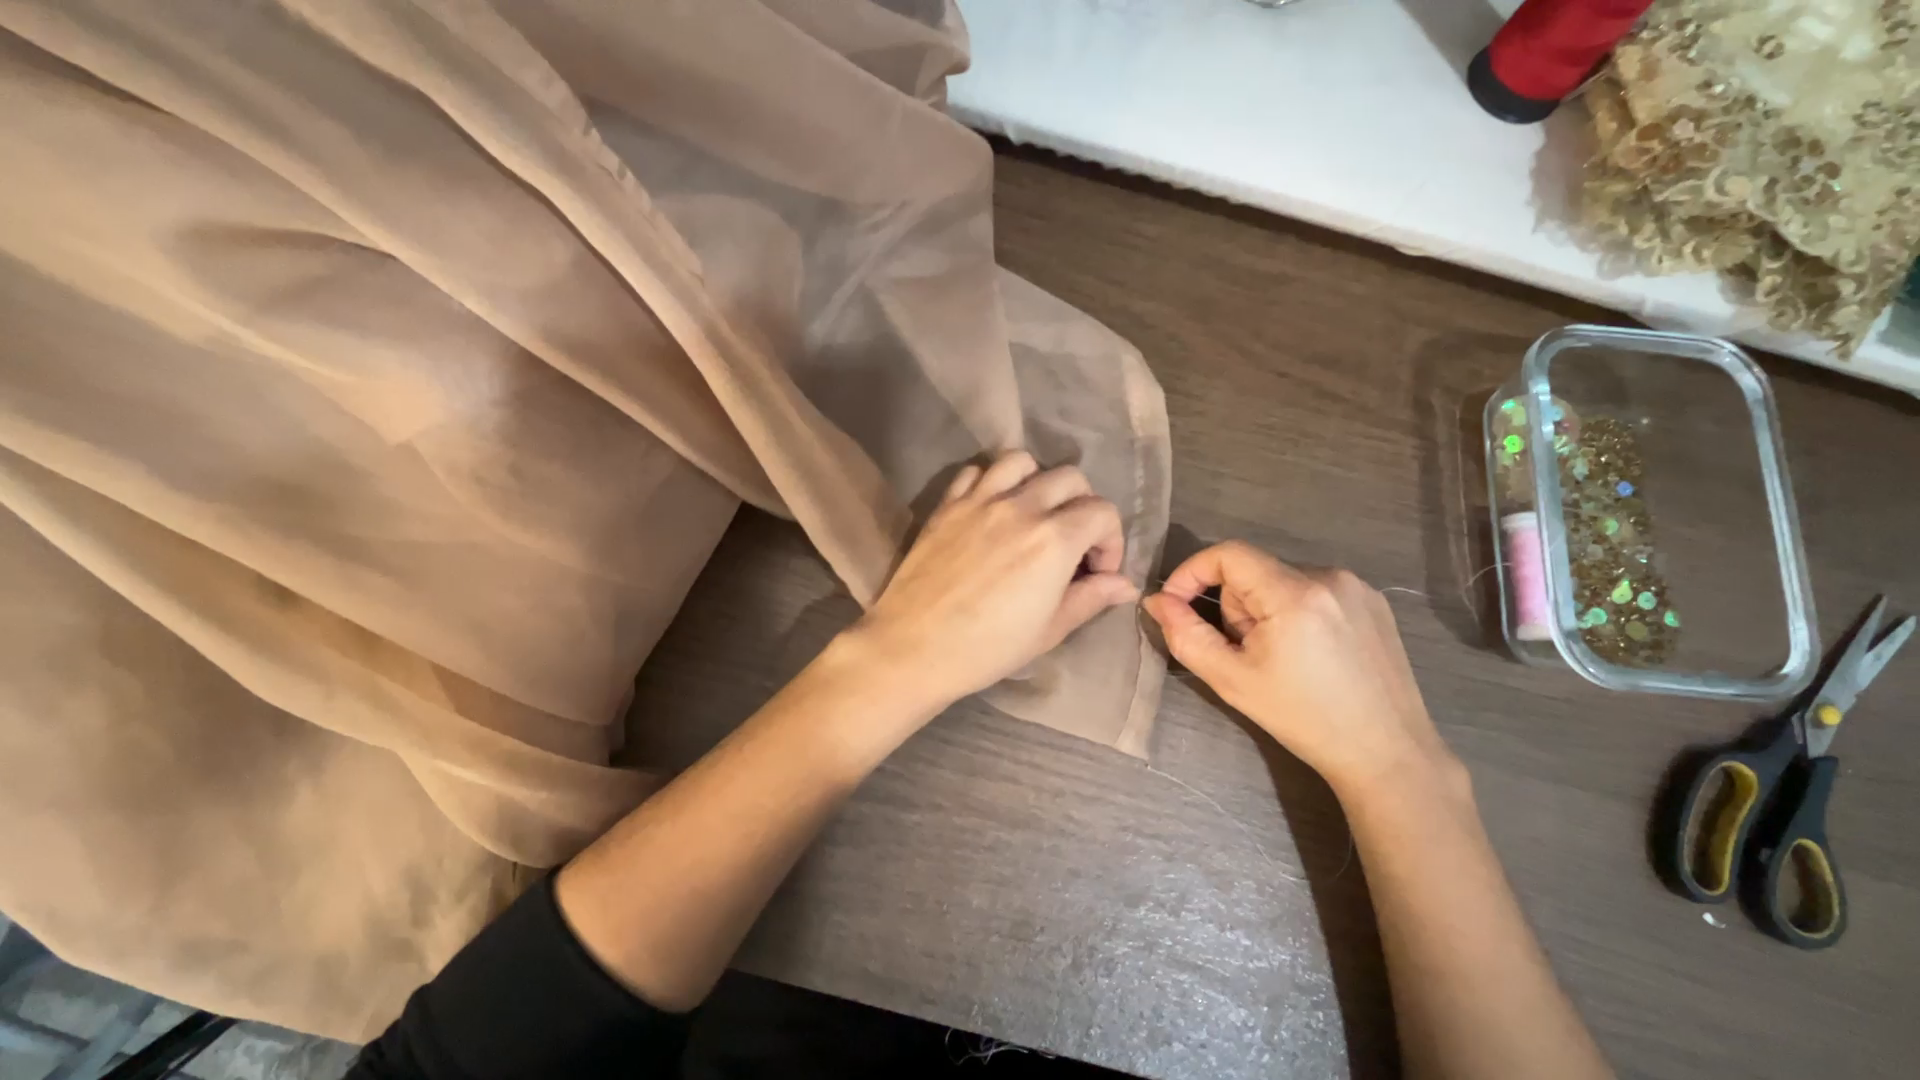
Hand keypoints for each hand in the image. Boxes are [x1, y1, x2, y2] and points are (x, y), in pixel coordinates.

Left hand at [853, 451, 1136, 706]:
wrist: (915, 647)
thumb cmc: (988, 648)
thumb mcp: (1050, 629)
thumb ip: (1091, 597)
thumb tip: (1125, 584)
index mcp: (1054, 539)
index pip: (1102, 512)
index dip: (1110, 541)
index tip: (1096, 571)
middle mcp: (1021, 506)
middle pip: (1070, 478)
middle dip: (1082, 506)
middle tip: (1072, 542)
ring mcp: (980, 500)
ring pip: (1022, 461)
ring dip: (1038, 481)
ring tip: (1034, 513)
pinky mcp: (947, 505)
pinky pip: (975, 471)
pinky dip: (991, 481)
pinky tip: (992, 509)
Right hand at [1142, 541, 1457, 800]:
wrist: (1385, 751)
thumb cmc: (1303, 719)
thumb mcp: (1232, 681)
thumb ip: (1186, 636)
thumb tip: (1157, 601)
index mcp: (1294, 594)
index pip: (1228, 553)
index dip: (1192, 573)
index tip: (1178, 606)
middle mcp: (1329, 576)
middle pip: (1254, 571)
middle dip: (1236, 606)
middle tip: (1246, 654)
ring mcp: (1357, 586)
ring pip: (1283, 581)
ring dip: (1266, 610)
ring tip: (1283, 659)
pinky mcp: (1374, 600)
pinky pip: (1315, 590)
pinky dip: (1298, 612)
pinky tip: (1313, 654)